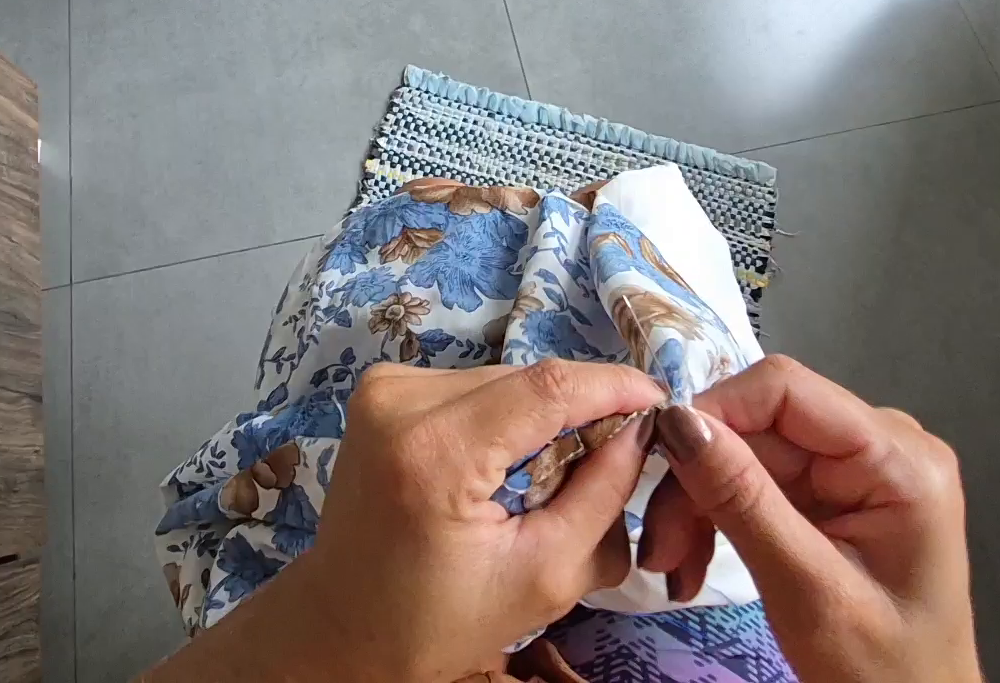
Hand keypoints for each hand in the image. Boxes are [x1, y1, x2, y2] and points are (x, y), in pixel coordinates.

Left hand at [141, 360, 662, 682]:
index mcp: (434, 452)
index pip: (546, 388)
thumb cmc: (437, 620)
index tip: (658, 399)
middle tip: (614, 450)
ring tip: (552, 465)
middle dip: (580, 406)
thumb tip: (638, 429)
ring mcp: (386, 385)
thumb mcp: (541, 578)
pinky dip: (503, 411)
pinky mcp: (383, 385)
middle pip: (525, 379)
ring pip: (502, 378)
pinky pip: (472, 384)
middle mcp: (401, 399)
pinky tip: (502, 456)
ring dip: (541, 410)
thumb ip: (600, 497)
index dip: (611, 385)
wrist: (341, 621)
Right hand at [638, 356, 981, 682]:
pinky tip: (692, 558)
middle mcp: (875, 441)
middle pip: (753, 423)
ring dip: (694, 502)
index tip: (661, 461)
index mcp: (898, 457)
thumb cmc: (882, 674)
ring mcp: (846, 462)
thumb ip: (742, 499)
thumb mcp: (807, 591)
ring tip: (671, 564)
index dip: (715, 410)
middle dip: (696, 477)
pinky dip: (710, 513)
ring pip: (738, 449)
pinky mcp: (820, 485)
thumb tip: (675, 419)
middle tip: (659, 546)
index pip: (784, 388)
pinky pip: (745, 476)